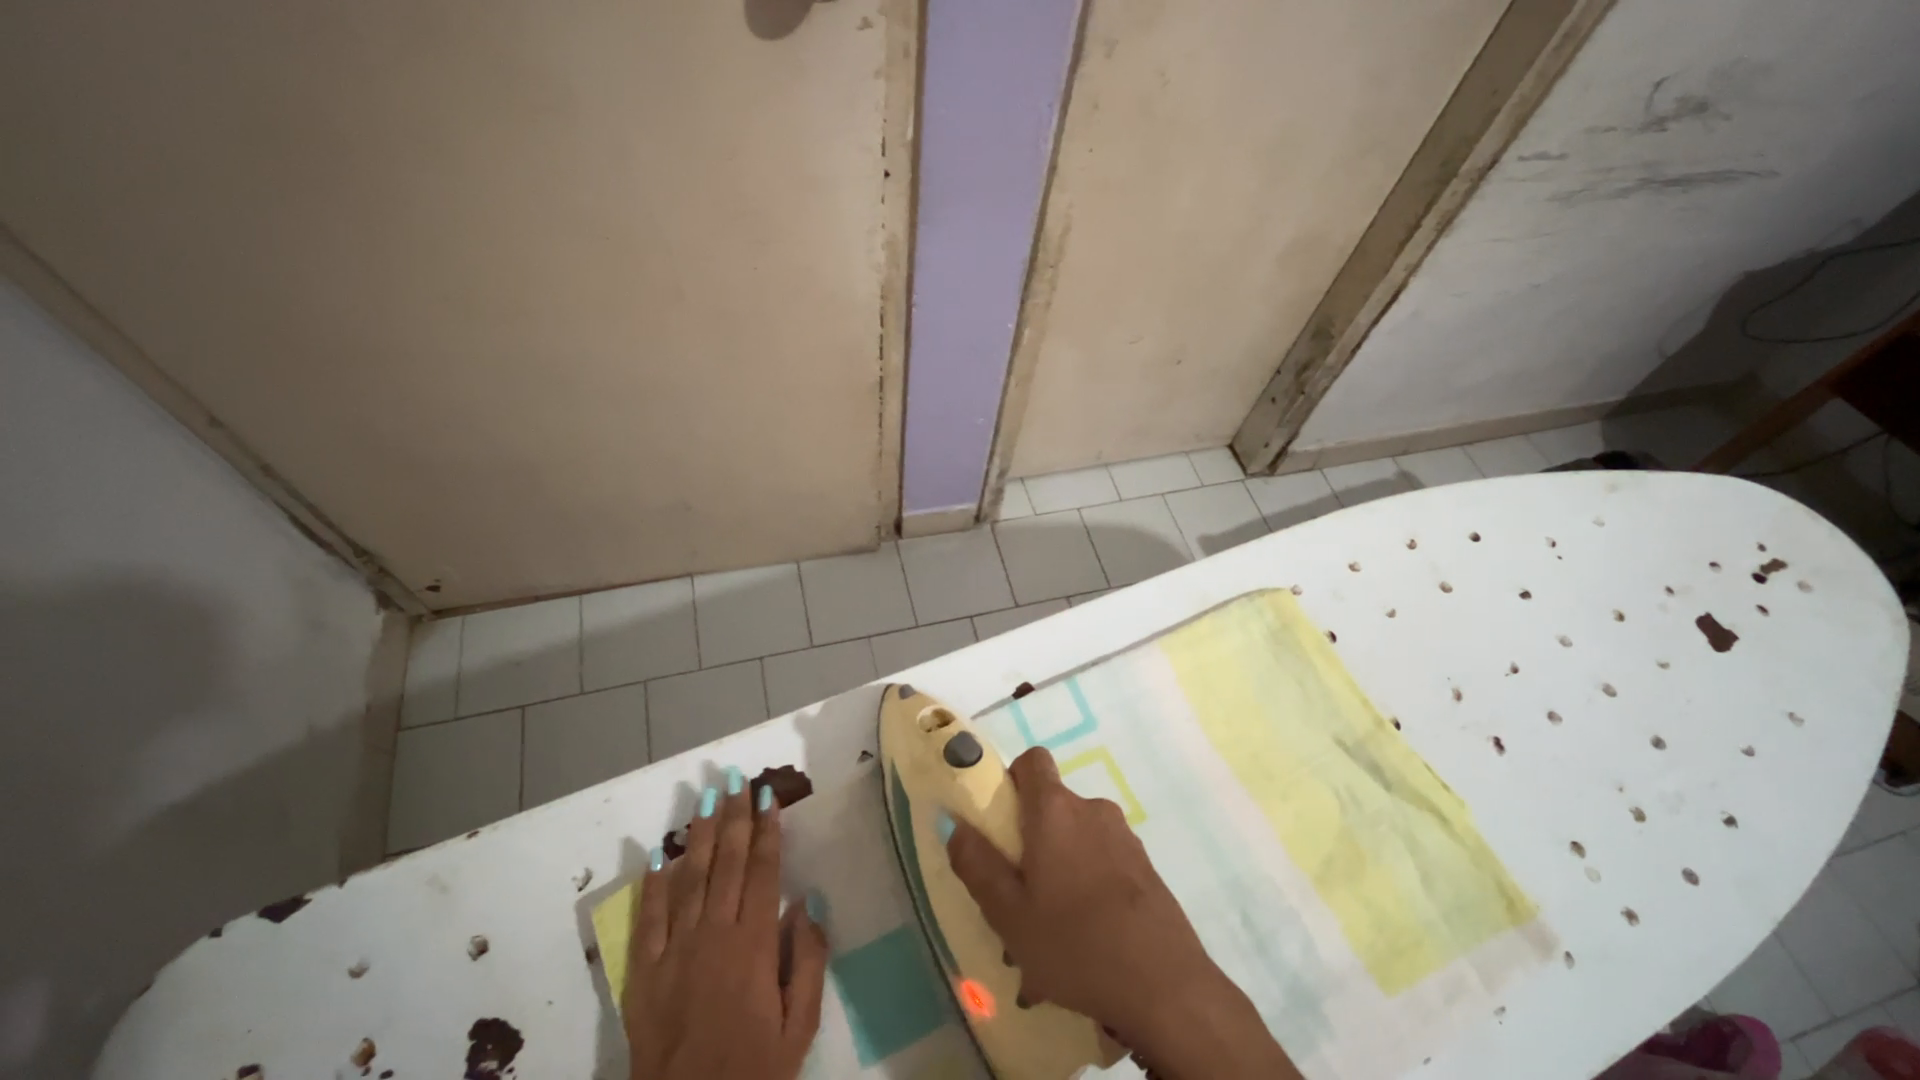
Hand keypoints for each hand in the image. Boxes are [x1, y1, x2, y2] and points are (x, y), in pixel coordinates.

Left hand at [624, 772, 827, 1079]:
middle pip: (727, 863)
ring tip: (706, 797)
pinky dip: (653, 882)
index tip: (769, 795)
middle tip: (736, 778)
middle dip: (734, 817)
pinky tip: (659, 852)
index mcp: (755, 945)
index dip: (768, 831)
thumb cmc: (754, 1069)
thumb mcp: (799, 1025)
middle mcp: (714, 934)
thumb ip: (807, 962)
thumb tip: (808, 905)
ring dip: (699, 834)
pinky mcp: (644, 970)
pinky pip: (648, 916)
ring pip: (689, 878)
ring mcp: (674, 949)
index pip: (763, 872)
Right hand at [946, 747, 1298, 1079]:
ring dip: (1056, 874)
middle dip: (1028, 843)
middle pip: (1051, 808)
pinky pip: (1102, 865)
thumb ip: (976, 864)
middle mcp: (1093, 811)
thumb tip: (957, 825)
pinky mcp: (1145, 870)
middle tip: (1014, 899)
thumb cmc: (1074, 945)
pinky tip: (1079, 947)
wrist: (1165, 988)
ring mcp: (1125, 839)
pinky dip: (1085, 891)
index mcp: (1055, 811)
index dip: (1010, 780)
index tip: (997, 823)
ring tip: (1045, 936)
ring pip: (1076, 842)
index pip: (1032, 761)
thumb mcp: (1007, 913)